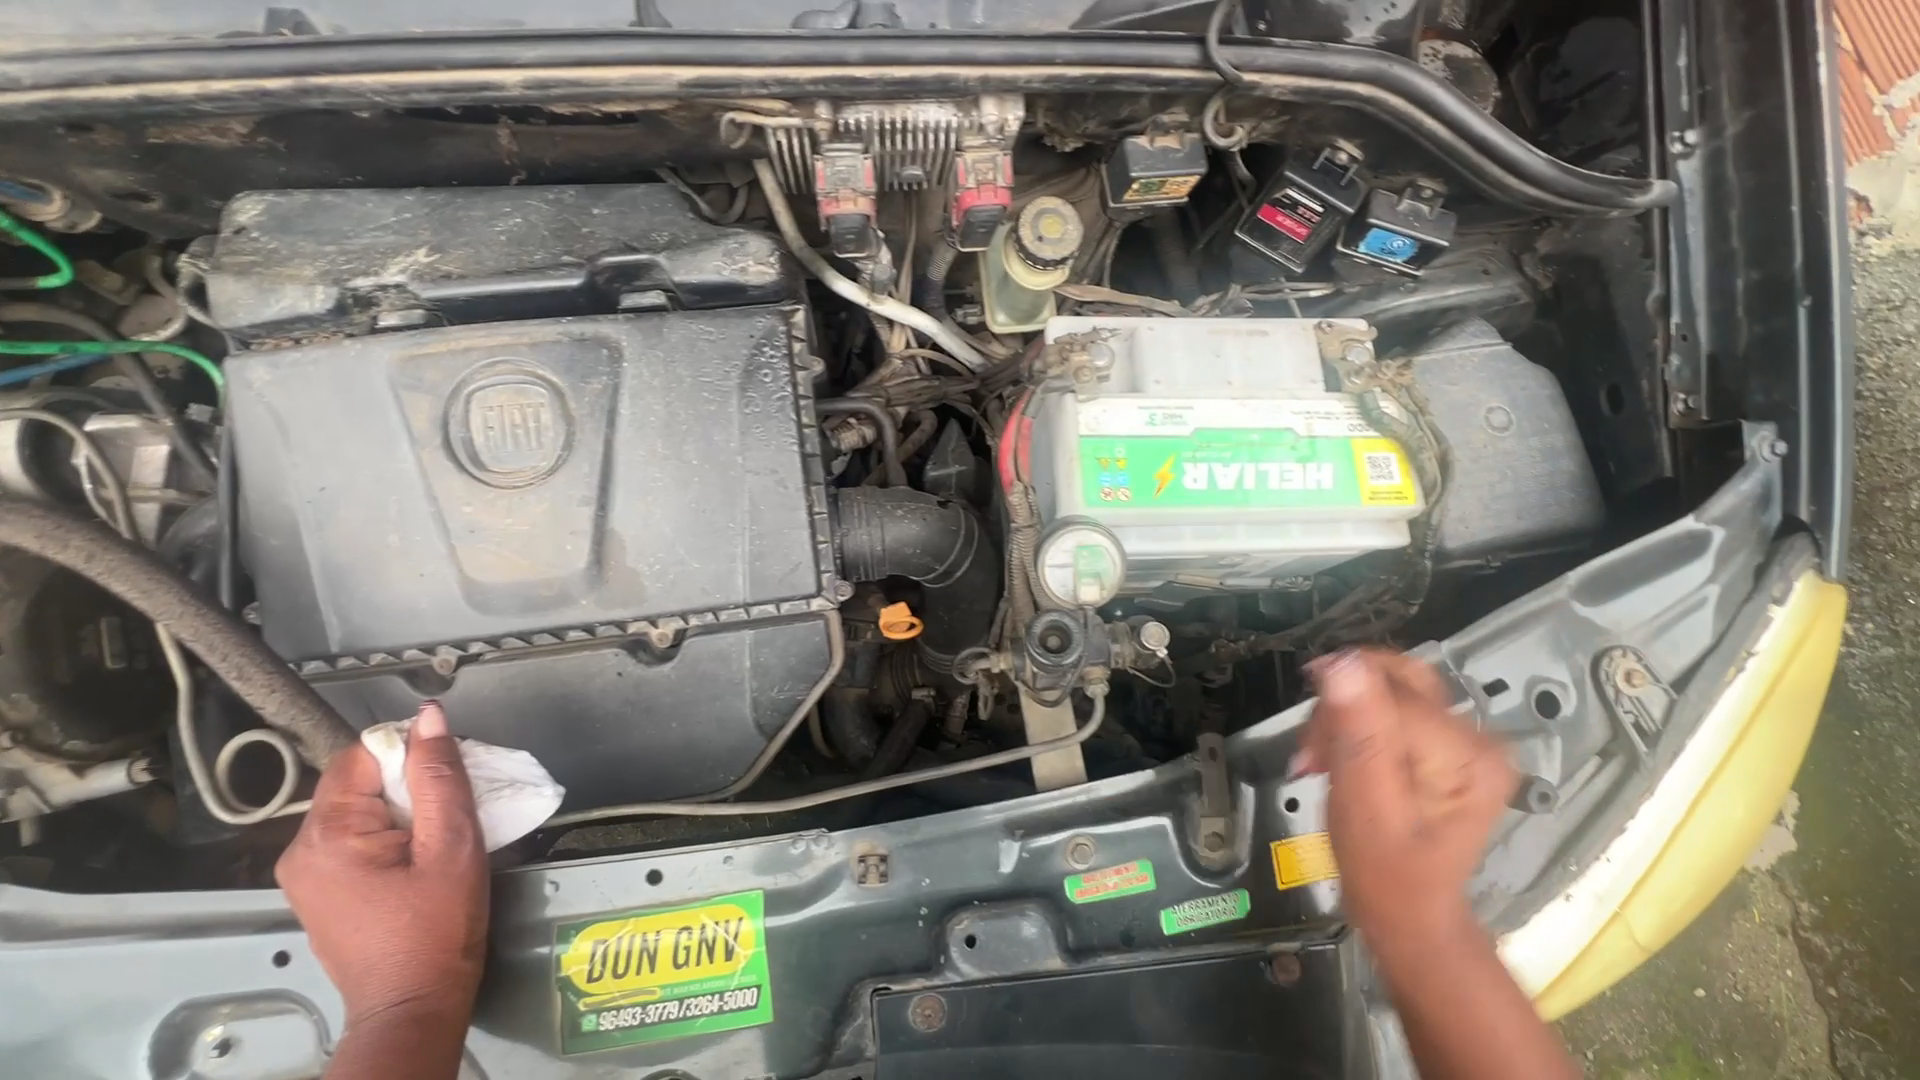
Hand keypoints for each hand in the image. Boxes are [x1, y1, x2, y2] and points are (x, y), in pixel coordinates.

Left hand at [276, 702, 489, 1032]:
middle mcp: (300, 848)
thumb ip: (440, 776)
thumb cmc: (438, 925)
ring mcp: (305, 872)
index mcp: (327, 834)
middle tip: (456, 804)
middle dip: (410, 780)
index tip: (451, 772)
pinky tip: (422, 851)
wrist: (415, 1003)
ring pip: (360, 807)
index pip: (363, 754)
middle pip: (359, 781)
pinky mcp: (319, 889)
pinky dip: (392, 830)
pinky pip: (355, 835)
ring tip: (443, 829)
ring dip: (404, 806)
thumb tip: (429, 716)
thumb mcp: (452, 843)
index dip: (411, 751)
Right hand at [1301, 650, 1515, 952]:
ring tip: (1324, 761)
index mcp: (1464, 752)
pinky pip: (1393, 709)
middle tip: (1314, 750)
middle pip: (1393, 679)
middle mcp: (1476, 736)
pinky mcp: (1448, 746)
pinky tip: (1343, 759)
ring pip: (1386, 690)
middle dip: (1340, 707)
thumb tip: (1343, 663)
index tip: (1309, 752)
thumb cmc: (1384, 870)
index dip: (1336, 711)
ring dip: (1343, 718)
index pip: (1384, 692)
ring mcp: (1465, 741)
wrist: (1409, 913)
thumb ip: (1359, 732)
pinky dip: (1357, 726)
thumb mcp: (1364, 803)